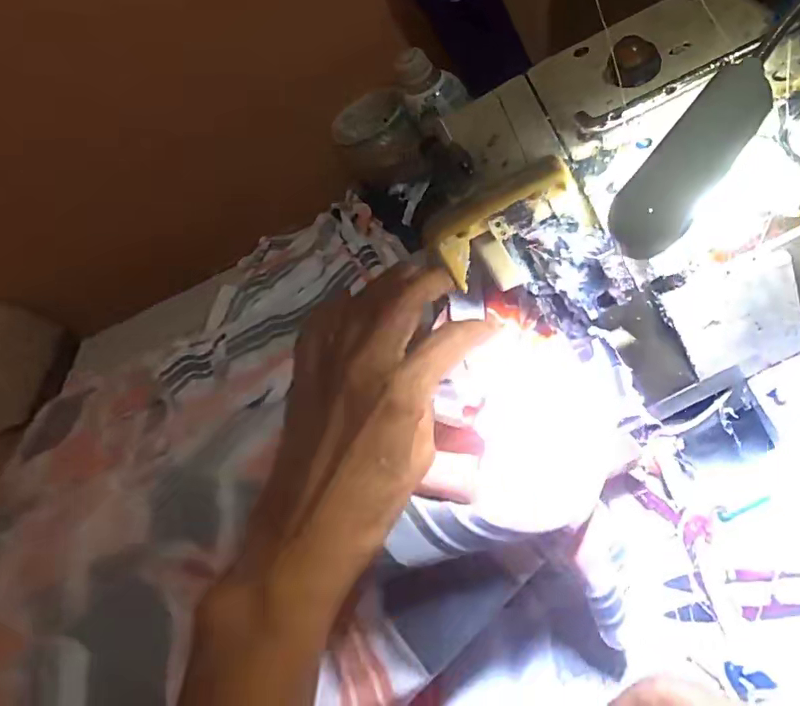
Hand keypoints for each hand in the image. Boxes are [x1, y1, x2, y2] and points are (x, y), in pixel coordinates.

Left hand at [182, 263, 496, 704]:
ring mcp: (330, 360)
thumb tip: (441, 374)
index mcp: (402, 389)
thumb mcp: (421, 454)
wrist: (306, 527)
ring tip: (412, 272)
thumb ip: (429, 402)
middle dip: (431, 280)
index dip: (477, 328)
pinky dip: (346, 303)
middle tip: (450, 275)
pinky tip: (358, 300)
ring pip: (364, 300)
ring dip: (392, 280)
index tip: (493, 324)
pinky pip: (325, 318)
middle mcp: (366, 361)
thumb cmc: (374, 500)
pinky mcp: (305, 367)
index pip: (450, 339)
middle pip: (403, 299)